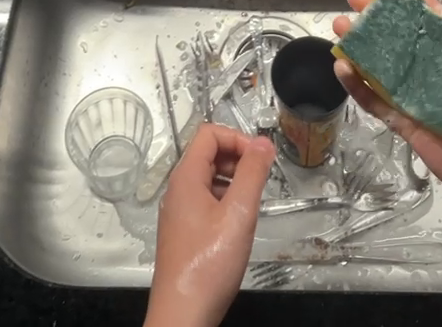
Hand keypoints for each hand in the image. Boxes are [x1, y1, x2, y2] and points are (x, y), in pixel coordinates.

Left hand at [145, 124, 274, 326]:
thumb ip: (252, 174)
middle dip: (237, 158)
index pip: (209, 133)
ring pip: (208, 177)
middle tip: (260, 179)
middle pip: (208, 153)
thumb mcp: (238, 214)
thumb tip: (263, 143)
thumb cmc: (208, 265)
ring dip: (233, 180)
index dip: (237, 138)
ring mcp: (179, 210)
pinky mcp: (183, 230)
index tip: (260, 157)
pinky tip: (238, 223)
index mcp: (185, 177)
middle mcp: (178, 189)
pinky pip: (205, 199)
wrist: (183, 316)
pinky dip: (225, 200)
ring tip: (252, 202)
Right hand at [332, 0, 441, 215]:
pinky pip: (374, 99)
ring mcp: (413, 94)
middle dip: (373, 14)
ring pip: (378, 63)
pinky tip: (342, 66)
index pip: (428, 14)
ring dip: (357, 43)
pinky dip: (356, 84)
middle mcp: (430, 68)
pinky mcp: (402, 120)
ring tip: (339, 25)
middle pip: (396, 34)